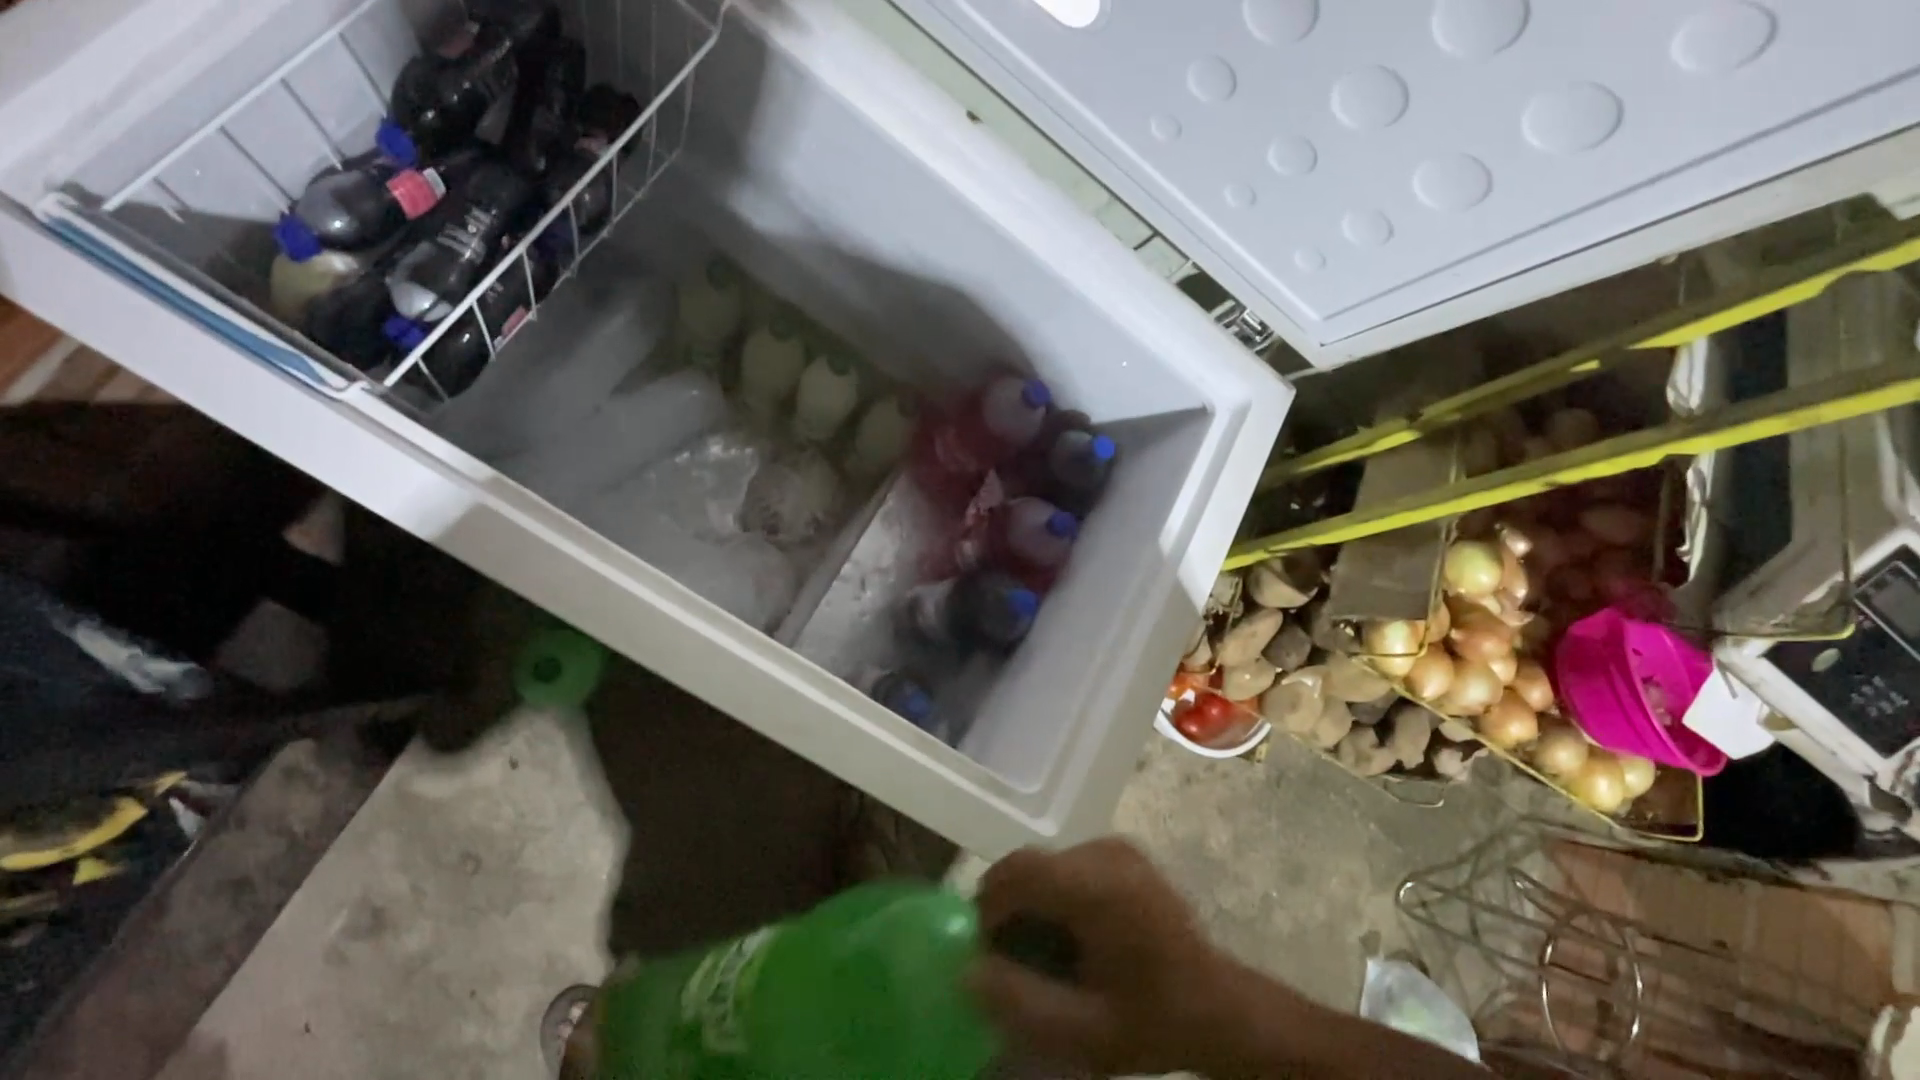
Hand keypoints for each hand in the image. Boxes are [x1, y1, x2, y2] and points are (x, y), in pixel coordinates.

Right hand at [966, 838, 1255, 1076]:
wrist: (1219, 1008)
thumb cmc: (1150, 1020)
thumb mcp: (1080, 1030)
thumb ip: (1017, 999)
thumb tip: (967, 969)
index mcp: (1098, 887)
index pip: (1018, 871)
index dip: (989, 907)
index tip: (988, 951)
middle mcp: (1106, 853)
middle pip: (1028, 865)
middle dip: (1009, 908)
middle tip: (1012, 959)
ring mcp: (1118, 848)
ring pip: (1045, 864)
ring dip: (1031, 902)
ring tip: (1044, 953)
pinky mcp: (1125, 853)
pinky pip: (1067, 864)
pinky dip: (1054, 894)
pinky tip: (1071, 936)